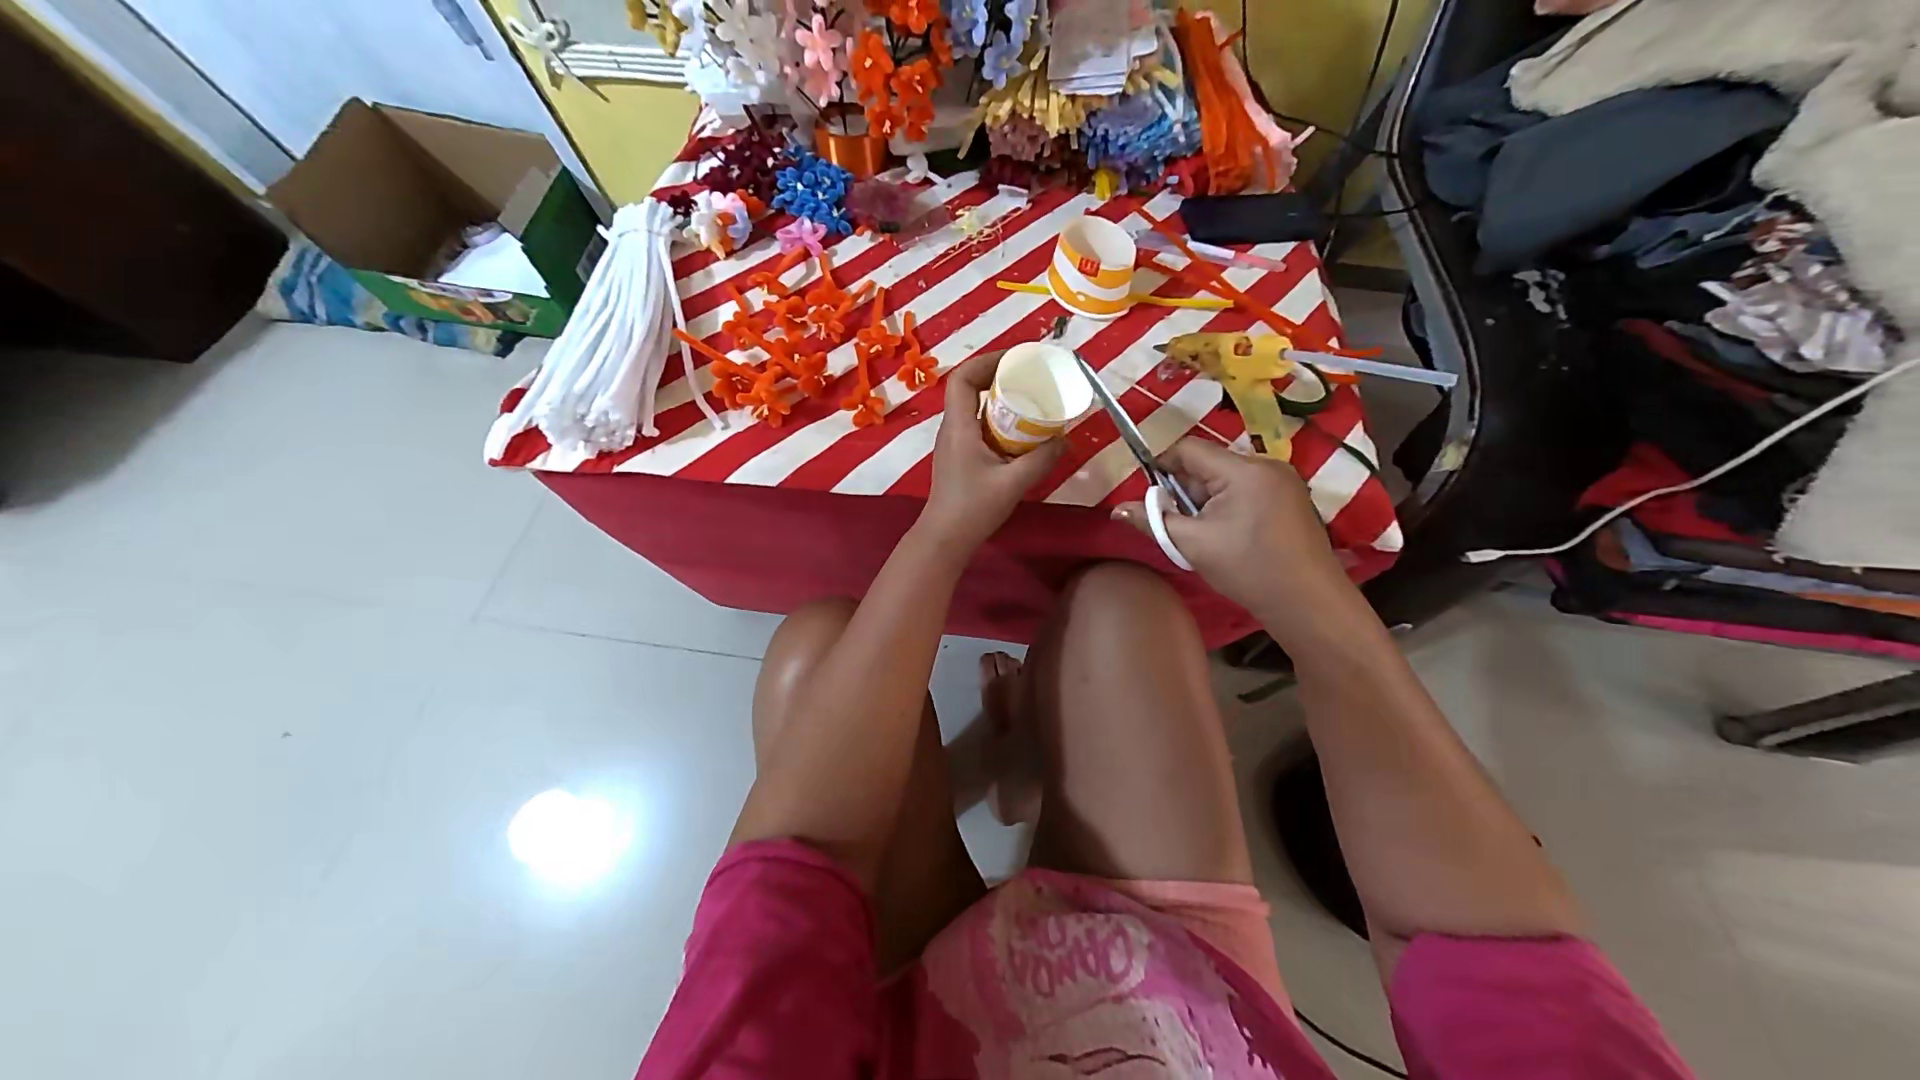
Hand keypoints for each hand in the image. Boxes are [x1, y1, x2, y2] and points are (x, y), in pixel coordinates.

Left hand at [919, 352, 1065, 554]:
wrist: (945, 538)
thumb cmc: (973, 509)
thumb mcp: (1013, 483)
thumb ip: (1041, 460)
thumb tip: (1066, 440)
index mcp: (959, 427)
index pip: (962, 378)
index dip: (986, 362)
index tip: (1015, 360)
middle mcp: (952, 429)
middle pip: (968, 388)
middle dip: (997, 376)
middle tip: (1028, 377)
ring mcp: (953, 443)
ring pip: (973, 407)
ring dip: (998, 399)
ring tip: (1028, 399)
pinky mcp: (959, 456)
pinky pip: (977, 425)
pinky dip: (997, 420)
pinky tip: (1019, 431)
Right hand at [1114, 438, 1357, 630]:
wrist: (1308, 602)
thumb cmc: (1248, 569)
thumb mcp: (1193, 544)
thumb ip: (1154, 520)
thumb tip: (1117, 509)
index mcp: (1243, 469)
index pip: (1188, 449)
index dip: (1161, 465)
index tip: (1147, 494)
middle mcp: (1266, 465)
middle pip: (1208, 463)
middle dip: (1184, 488)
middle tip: (1173, 522)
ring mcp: (1283, 480)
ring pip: (1225, 478)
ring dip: (1204, 499)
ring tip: (1200, 532)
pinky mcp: (1290, 498)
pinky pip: (1246, 489)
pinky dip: (1226, 504)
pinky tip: (1226, 534)